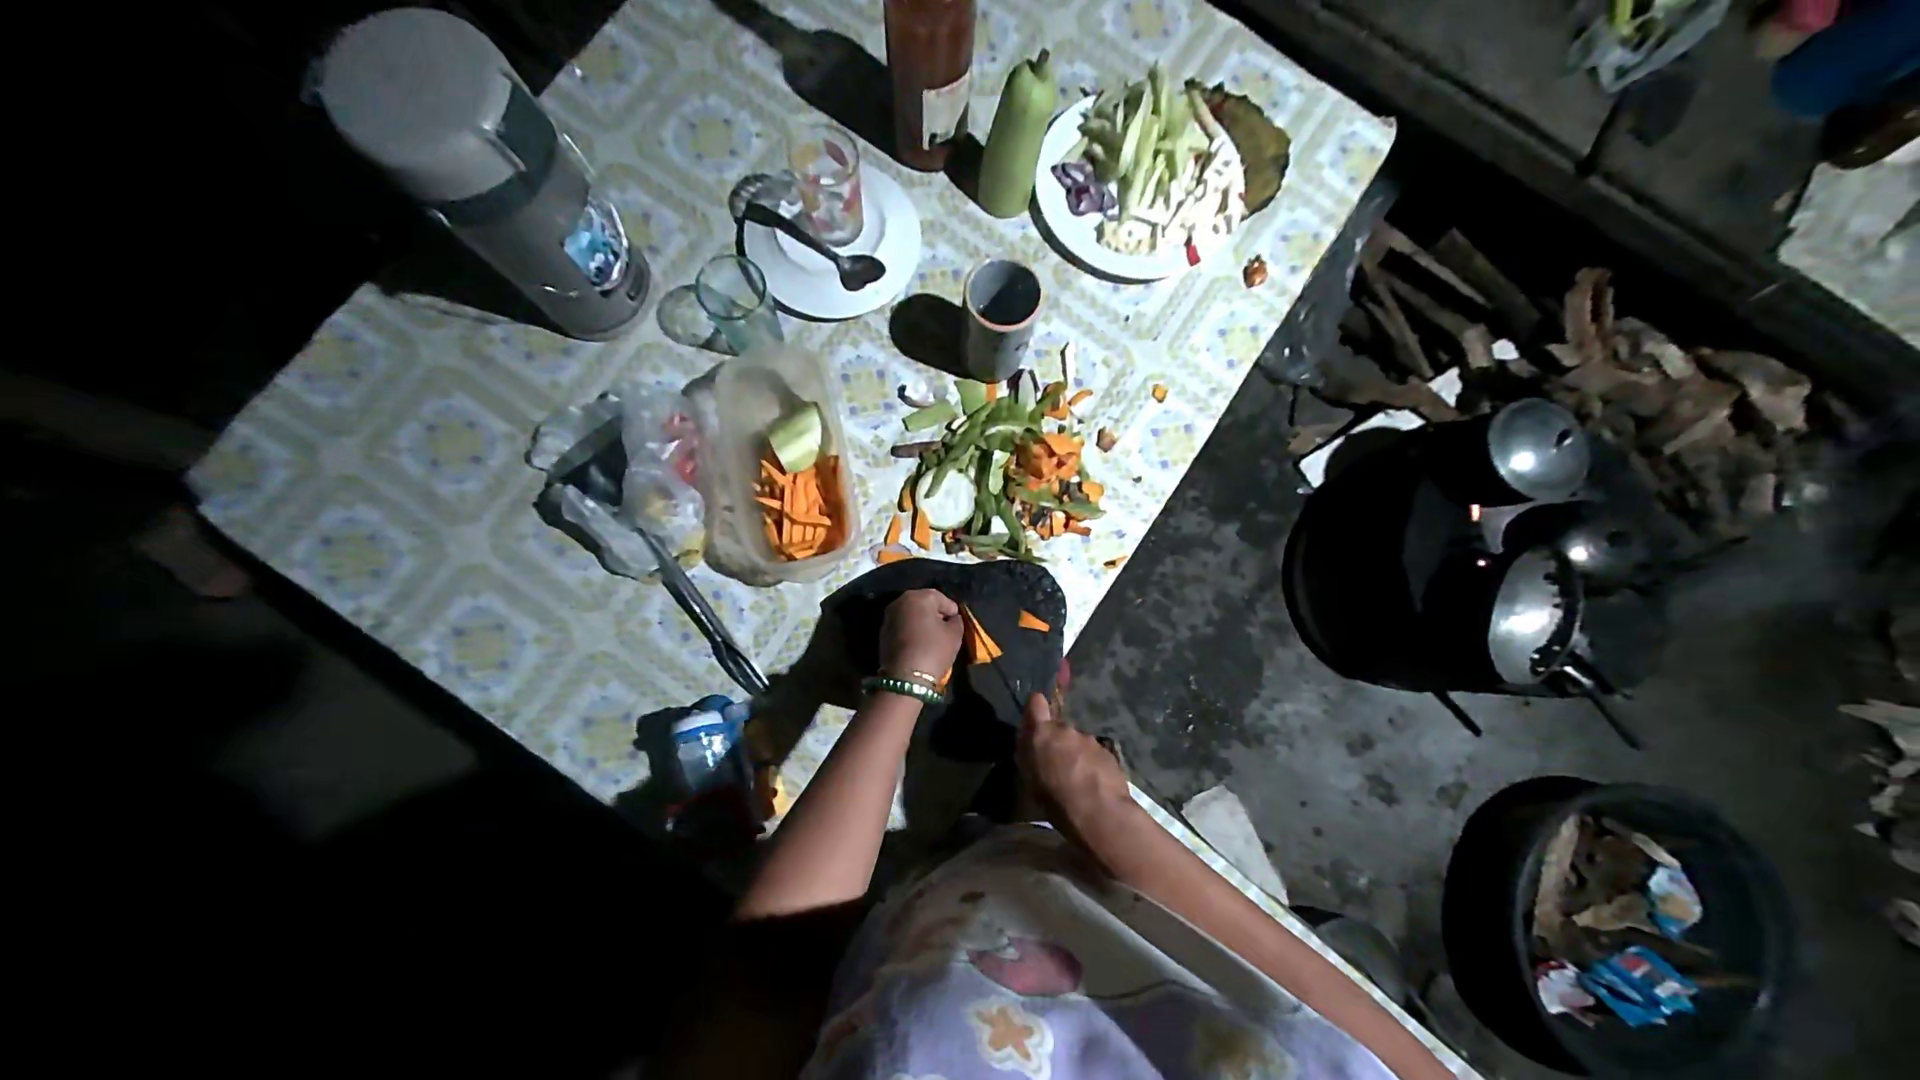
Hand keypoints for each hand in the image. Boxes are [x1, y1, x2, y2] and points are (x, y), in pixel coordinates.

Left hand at [878, 589, 962, 684]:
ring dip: (921, 621)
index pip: (941, 598)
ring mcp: (888, 616)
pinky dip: (911, 630)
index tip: (956, 622)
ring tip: (932, 636)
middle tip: (945, 627)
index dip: (951, 609)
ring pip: (911, 614)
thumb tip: (951, 618)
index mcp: (918, 597)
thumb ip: (956, 620)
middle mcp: (900, 601)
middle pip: (923, 603)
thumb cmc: (934, 650)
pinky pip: (902, 625)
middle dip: (935, 613)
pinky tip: (919, 642)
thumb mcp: (955, 634)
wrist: (905, 678)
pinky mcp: (882, 632)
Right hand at [1018, 692, 1130, 831]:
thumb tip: (1030, 746)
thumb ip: (1028, 756)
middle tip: (1058, 765)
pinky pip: (1095, 754)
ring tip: (1078, 779)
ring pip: (1079, 742)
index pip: (1035, 703)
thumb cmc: (1055, 800)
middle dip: (1058, 742)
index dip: (1036, 708)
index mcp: (1042, 734)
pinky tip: (1094, 784)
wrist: (1099, 812)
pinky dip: (1093, 764)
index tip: (1036, 718)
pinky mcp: (1108, 752)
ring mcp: (1089, 740)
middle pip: (1059, 728)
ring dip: (1077, 754)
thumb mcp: (1029, 781)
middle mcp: (1066, 730)